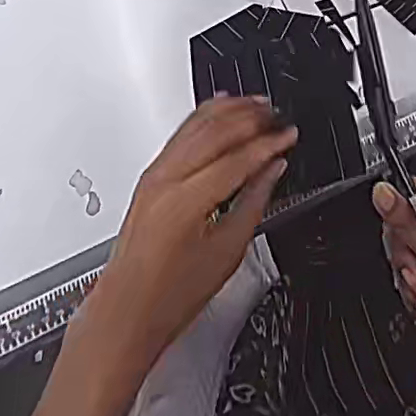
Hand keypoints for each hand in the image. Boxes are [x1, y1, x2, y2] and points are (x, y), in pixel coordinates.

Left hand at [84, 97, 296, 372]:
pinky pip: (180, 133)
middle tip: (276, 114)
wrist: (127, 310)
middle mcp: (166, 179)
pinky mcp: (149, 175)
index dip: (269, 143)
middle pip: (215, 132)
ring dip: (227, 111)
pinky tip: (217, 110)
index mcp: (186, 201)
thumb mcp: (226, 253)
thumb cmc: (169, 296)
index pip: (237, 158)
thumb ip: (254, 203)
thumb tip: (272, 171)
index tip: (288, 134)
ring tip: (254, 104)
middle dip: (249, 117)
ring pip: (194, 125)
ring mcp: (154, 174)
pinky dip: (203, 117)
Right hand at [373, 178, 415, 401]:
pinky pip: (409, 280)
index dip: (397, 215)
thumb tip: (383, 191)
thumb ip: (411, 225)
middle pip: (400, 227)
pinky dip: (415, 296)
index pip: (408, 194)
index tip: (405, 240)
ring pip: (403, 257)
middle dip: (404, 256)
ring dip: (410, 281)